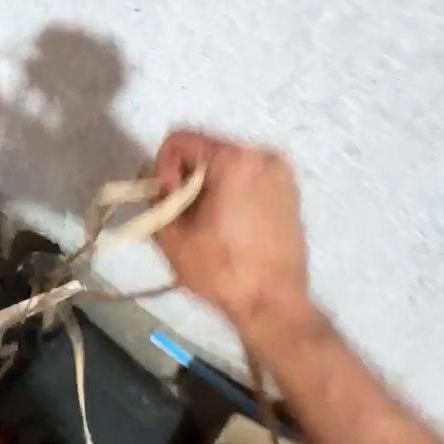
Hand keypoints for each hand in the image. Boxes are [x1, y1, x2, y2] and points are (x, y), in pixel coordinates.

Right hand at [152, 130, 312, 335]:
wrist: (273, 303)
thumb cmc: (221, 270)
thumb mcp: (171, 236)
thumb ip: (155, 198)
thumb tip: (155, 182)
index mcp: (234, 159)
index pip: (179, 140)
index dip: (163, 168)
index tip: (168, 201)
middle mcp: (263, 155)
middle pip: (204, 149)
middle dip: (185, 176)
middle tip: (180, 213)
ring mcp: (281, 172)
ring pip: (225, 164)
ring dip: (206, 185)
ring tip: (202, 221)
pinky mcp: (289, 191)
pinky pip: (247, 178)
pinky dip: (229, 191)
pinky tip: (226, 224)